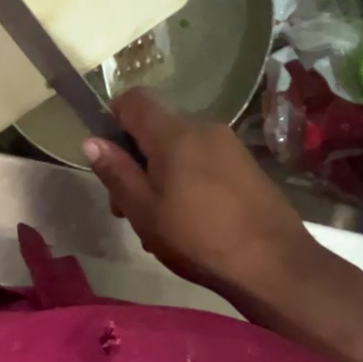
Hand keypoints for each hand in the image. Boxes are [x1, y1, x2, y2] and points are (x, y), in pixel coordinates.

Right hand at [84, 88, 321, 292]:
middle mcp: (204, 128)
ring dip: (158, 175)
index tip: (107, 157)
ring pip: (177, 148)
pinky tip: (186, 220)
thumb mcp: (143, 209)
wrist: (272, 262)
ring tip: (157, 220)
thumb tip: (91, 141)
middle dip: (134, 160)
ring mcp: (229, 146)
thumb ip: (116, 172)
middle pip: (155, 128)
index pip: (134, 100)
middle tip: (127, 207)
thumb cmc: (196, 237)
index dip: (112, 119)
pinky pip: (200, 161)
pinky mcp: (245, 165)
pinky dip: (184, 181)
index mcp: (175, 135)